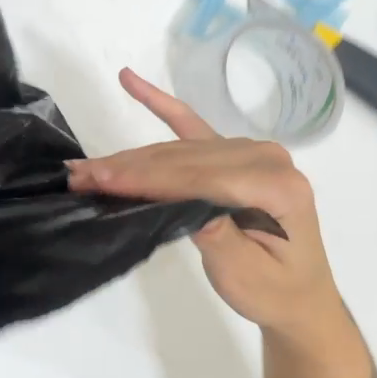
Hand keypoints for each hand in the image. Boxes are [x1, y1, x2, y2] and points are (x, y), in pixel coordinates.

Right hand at [67, 68, 348, 342]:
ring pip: (176, 148)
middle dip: (126, 168)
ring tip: (85, 166)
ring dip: (129, 157)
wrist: (299, 297)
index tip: (97, 182)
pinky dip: (158, 103)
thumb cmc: (274, 292)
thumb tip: (177, 204)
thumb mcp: (245, 275)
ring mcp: (249, 150)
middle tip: (77, 175)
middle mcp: (266, 158)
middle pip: (182, 159)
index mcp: (277, 186)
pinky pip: (189, 123)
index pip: (196, 178)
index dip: (145, 179)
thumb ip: (216, 236)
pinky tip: (129, 81)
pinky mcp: (232, 152)